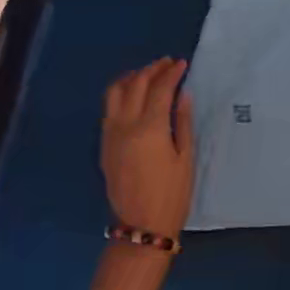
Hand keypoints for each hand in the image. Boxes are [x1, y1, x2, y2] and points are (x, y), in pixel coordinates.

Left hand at [100, 58, 195, 239]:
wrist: (142, 226)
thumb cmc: (172, 195)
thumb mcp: (185, 158)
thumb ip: (183, 122)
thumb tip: (183, 94)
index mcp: (149, 128)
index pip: (160, 89)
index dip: (171, 73)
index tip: (182, 64)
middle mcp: (125, 125)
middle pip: (135, 84)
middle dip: (152, 69)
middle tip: (167, 64)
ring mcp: (110, 133)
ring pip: (115, 92)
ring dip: (132, 77)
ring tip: (147, 74)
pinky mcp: (104, 143)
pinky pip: (109, 108)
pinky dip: (121, 93)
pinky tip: (133, 95)